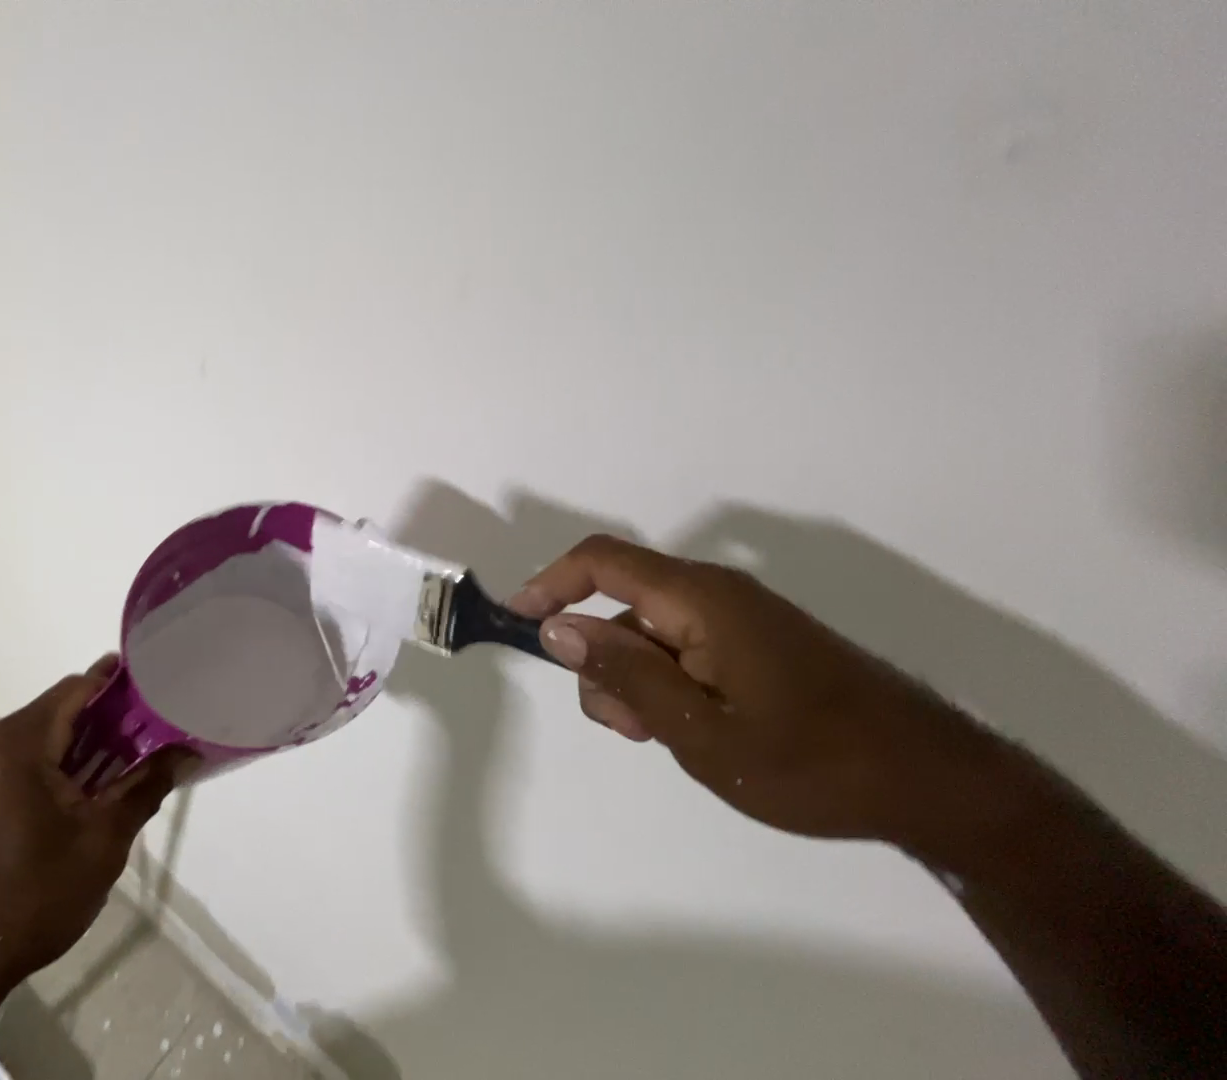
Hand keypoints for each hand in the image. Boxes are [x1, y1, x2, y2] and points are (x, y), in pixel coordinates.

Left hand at [0, 656, 181, 1004]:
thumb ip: (146, 785)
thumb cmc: (35, 896)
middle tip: (139, 747)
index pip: (74, 690)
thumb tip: (186, 752)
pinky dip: (36, 770)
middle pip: (50, 715)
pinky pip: (3, 763)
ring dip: (66, 752)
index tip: (151, 690)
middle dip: (96, 727)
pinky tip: (61, 802)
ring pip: (27, 740)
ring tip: (105, 780)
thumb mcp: (103, 841)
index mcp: (13, 742)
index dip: (115, 687)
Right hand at [510, 535, 1009, 847]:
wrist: (935, 785)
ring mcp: (741, 619)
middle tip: (629, 725)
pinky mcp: (758, 644)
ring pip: (650, 632)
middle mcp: (718, 595)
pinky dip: (666, 683)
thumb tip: (557, 627)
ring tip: (668, 736)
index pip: (603, 561)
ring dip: (635, 678)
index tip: (516, 622)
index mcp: (702, 601)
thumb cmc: (811, 762)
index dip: (550, 583)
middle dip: (601, 659)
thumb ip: (624, 674)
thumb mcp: (699, 731)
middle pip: (622, 603)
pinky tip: (694, 730)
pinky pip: (684, 648)